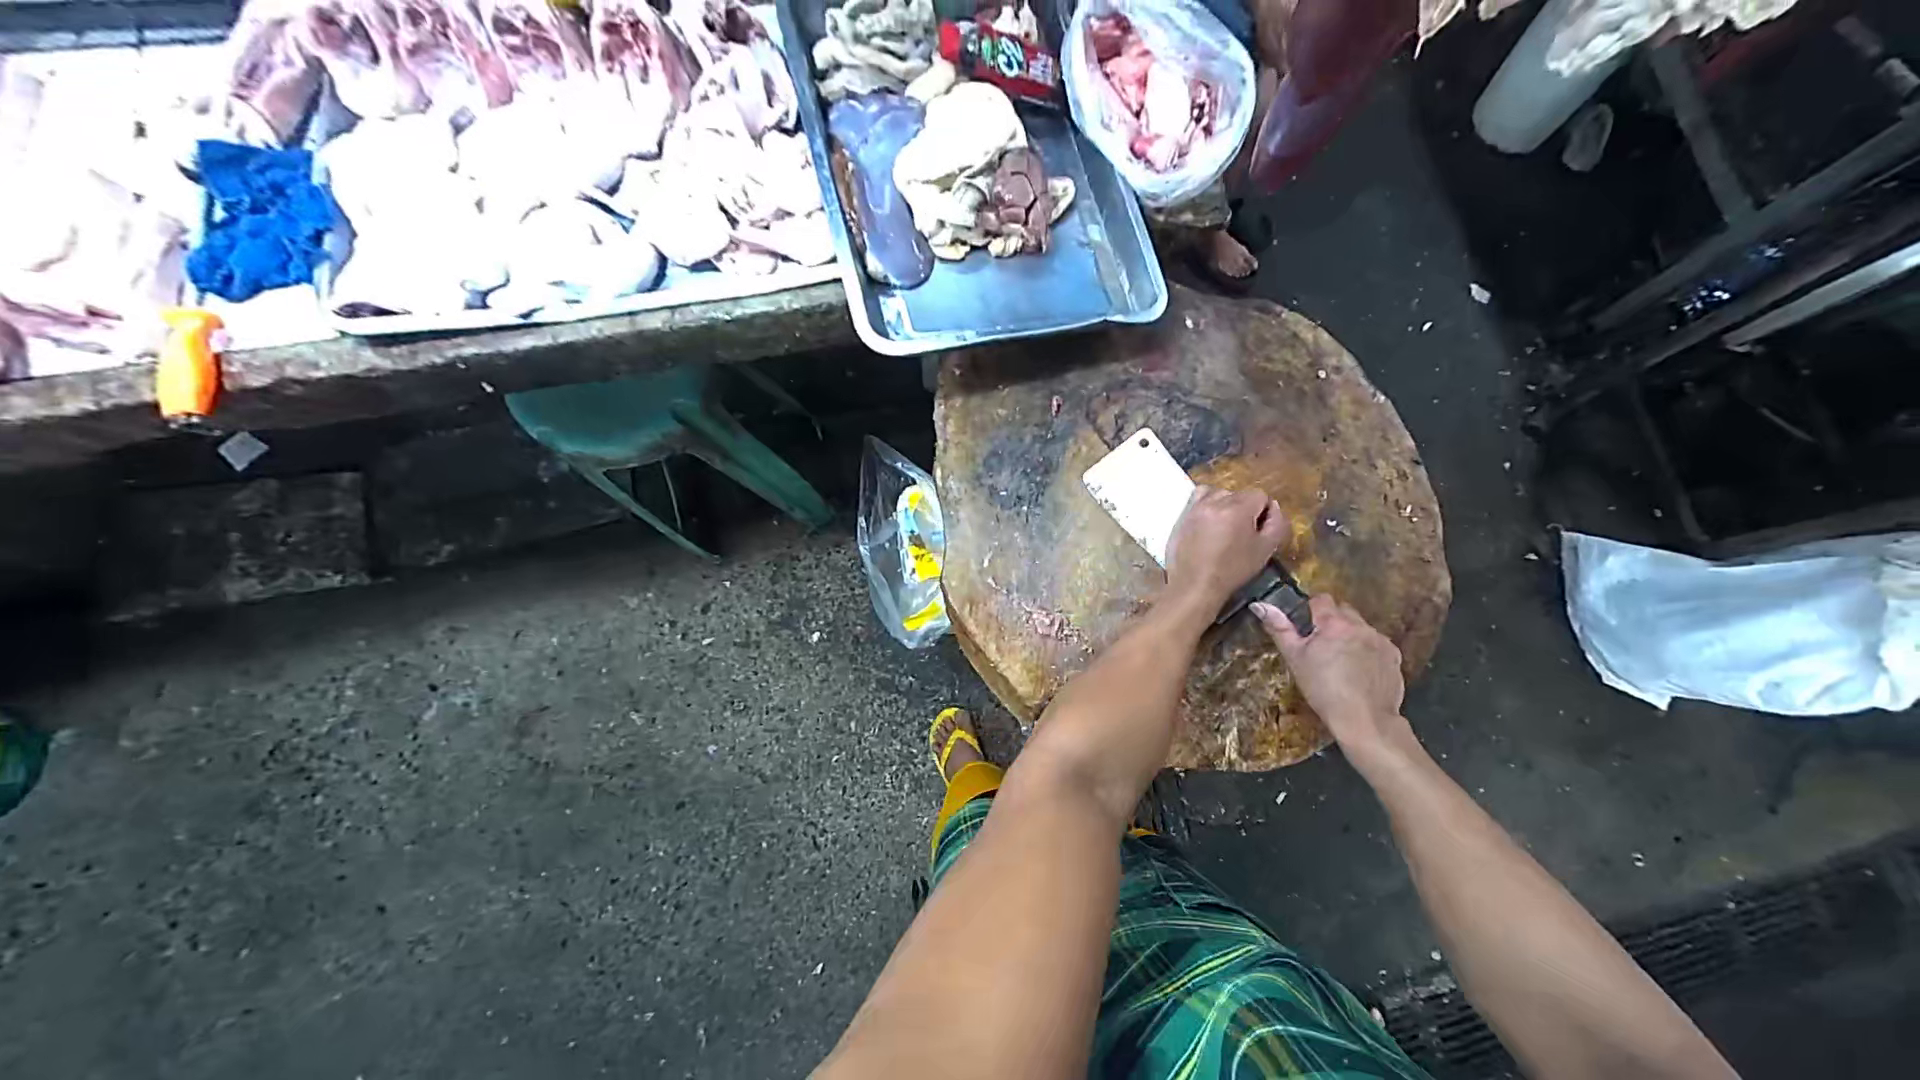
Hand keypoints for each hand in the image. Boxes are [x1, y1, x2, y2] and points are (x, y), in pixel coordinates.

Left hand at [1164, 485, 1287, 610]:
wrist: (1195, 585)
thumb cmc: (1233, 570)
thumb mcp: (1265, 549)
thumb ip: (1277, 523)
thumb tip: (1273, 507)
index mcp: (1236, 508)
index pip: (1259, 495)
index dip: (1263, 513)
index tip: (1258, 531)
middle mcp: (1213, 501)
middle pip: (1238, 494)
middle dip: (1245, 509)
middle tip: (1242, 533)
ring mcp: (1194, 508)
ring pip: (1217, 493)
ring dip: (1225, 504)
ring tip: (1225, 527)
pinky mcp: (1181, 516)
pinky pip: (1197, 500)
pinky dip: (1206, 505)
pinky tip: (1209, 523)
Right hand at [1252, 594, 1416, 769]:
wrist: (1364, 719)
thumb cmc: (1322, 689)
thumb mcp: (1294, 658)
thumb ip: (1279, 628)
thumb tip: (1259, 605)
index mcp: (1333, 623)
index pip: (1321, 599)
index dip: (1311, 609)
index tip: (1306, 627)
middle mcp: (1360, 626)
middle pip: (1343, 611)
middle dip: (1332, 622)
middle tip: (1321, 645)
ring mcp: (1381, 641)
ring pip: (1361, 627)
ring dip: (1350, 635)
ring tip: (1341, 661)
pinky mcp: (1394, 656)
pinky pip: (1376, 644)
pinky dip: (1367, 650)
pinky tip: (1360, 670)